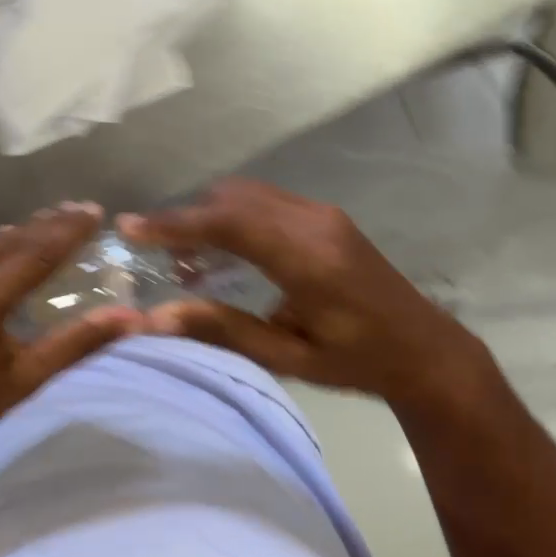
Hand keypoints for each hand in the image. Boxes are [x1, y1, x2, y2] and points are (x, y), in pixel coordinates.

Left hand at [0, 202, 146, 514]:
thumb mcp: (22, 381)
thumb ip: (76, 343)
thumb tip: (131, 318)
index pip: (33, 252)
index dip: (66, 230)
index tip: (92, 210)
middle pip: (2, 241)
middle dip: (40, 228)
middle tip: (72, 213)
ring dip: (4, 240)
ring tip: (36, 233)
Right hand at [119, 180, 498, 412]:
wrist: (426, 350)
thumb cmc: (356, 362)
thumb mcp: (288, 356)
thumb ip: (224, 330)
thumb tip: (156, 318)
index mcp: (308, 259)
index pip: (228, 223)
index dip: (174, 223)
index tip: (129, 227)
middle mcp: (315, 223)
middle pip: (232, 198)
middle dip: (184, 218)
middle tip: (151, 253)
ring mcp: (323, 215)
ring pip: (245, 195)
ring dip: (207, 216)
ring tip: (185, 261)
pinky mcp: (325, 217)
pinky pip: (263, 202)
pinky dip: (230, 218)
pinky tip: (222, 254)